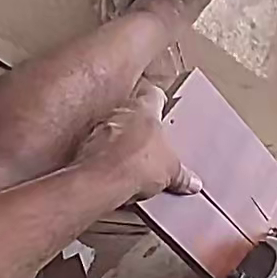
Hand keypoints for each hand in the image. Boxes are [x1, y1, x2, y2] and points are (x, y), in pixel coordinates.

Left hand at [73, 82, 201, 200]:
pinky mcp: (85, 147)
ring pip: (113, 130)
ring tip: (132, 163)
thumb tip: (192, 182)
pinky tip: (115, 173)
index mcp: (145, 109)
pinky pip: (99, 149)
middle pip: (132, 113)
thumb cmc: (137, 164)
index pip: (154, 95)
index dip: (160, 101)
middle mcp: (120, 112)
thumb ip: (182, 175)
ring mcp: (99, 128)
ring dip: (120, 143)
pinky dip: (106, 158)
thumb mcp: (172, 172)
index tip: (164, 108)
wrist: (104, 180)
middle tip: (151, 145)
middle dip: (140, 128)